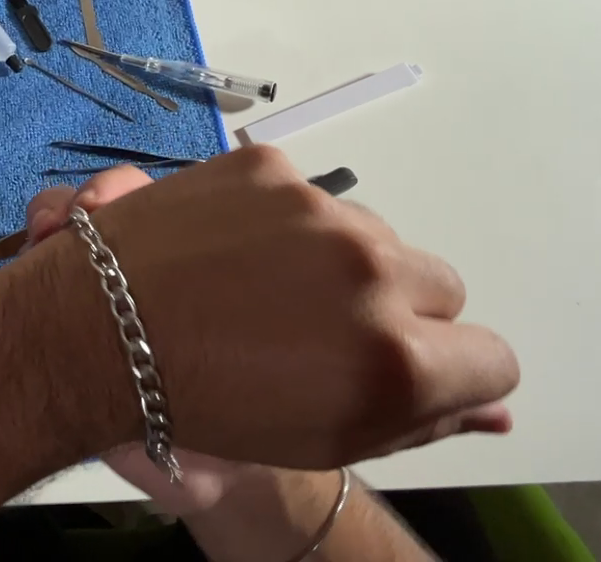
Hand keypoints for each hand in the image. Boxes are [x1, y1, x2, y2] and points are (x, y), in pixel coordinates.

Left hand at [20, 146, 516, 474]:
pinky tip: (232, 243)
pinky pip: (307, 193)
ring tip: (263, 281)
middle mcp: (371, 271)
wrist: (103, 326)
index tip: (387, 366)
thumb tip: (497, 406)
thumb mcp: (324, 434)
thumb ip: (421, 417)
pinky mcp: (266, 166)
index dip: (442, 368)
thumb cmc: (213, 401)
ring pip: (372, 231)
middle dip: (395, 306)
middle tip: (315, 321)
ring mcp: (315, 208)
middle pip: (436, 282)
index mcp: (399, 360)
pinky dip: (282, 216)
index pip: (491, 356)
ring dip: (338, 255)